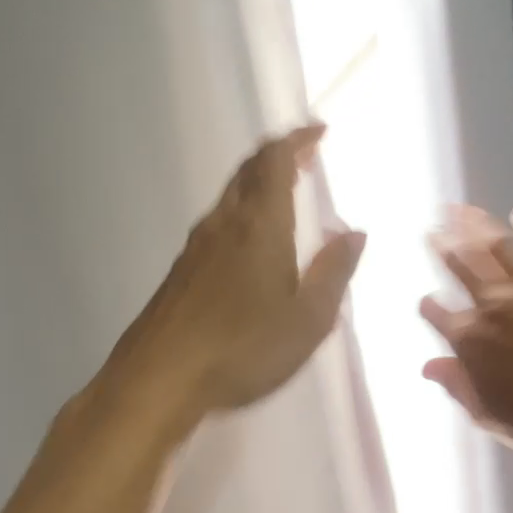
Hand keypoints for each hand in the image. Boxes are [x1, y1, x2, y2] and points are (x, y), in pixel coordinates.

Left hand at [107, 123, 365, 416]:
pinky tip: (249, 247)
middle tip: (304, 160)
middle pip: (247, 171)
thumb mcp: (308, 320)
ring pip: (228, 198)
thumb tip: (353, 233)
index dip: (298, 140)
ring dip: (257, 186)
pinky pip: (216, 226)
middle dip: (278, 157)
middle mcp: (223, 224)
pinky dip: (240, 216)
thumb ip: (333, 273)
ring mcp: (195, 248)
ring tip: (283, 199)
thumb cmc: (243, 349)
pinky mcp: (179, 274)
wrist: (159, 378)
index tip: (319, 133)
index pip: (276, 160)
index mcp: (260, 225)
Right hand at [420, 206, 512, 464]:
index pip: (437, 312)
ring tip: (461, 209)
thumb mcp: (488, 415)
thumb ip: (456, 385)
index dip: (429, 305)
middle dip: (442, 243)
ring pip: (497, 246)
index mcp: (469, 340)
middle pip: (460, 264)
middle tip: (433, 227)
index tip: (428, 300)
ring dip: (476, 224)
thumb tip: (429, 365)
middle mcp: (494, 305)